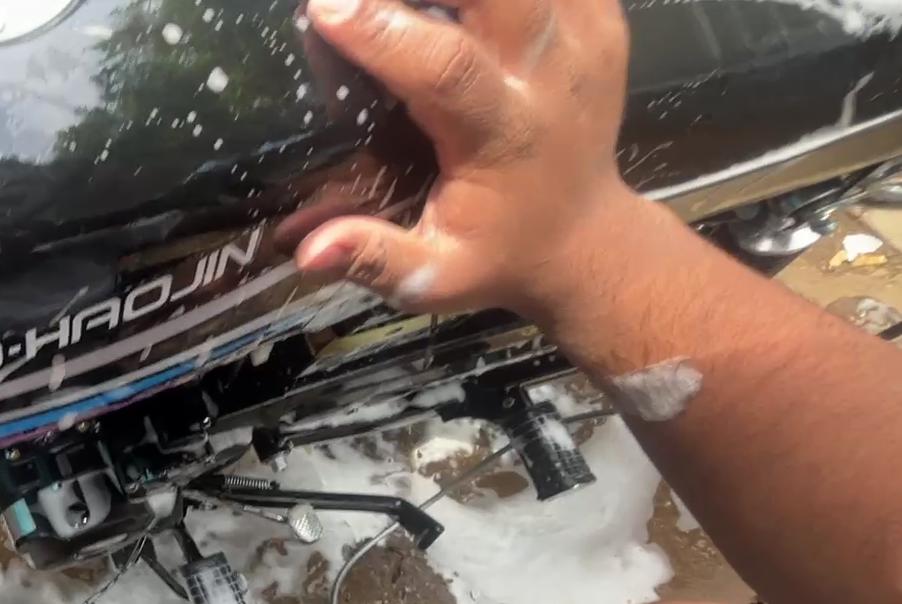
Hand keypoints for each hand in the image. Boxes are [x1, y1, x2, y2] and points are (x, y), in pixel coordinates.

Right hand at [294, 0, 643, 320]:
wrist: (580, 240)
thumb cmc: (494, 260)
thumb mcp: (430, 278)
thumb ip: (372, 258)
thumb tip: (307, 251)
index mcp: (504, 135)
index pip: (444, 68)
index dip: (383, 33)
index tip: (324, 5)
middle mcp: (550, 72)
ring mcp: (584, 33)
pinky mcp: (594, 17)